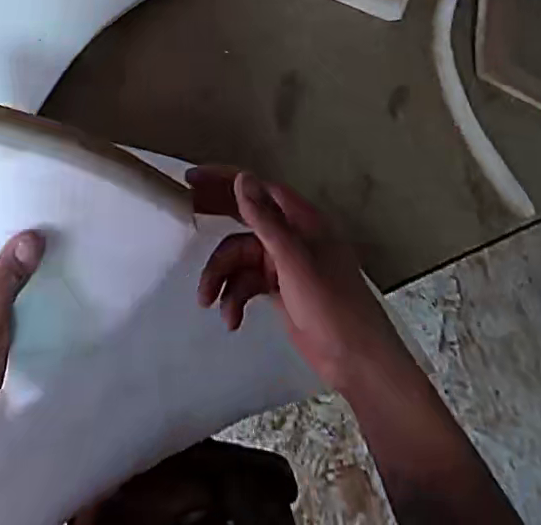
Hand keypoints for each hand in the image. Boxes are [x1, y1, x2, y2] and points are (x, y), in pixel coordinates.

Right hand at [189, 167, 413, 393]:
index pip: (258, 188)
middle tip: (184, 213)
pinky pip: (246, 283)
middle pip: (246, 216)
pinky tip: (232, 320)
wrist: (356, 362)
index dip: (225, 179)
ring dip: (221, 277)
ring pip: (240, 256)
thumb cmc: (332, 304)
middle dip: (215, 218)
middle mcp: (291, 235)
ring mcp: (283, 263)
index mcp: (301, 219)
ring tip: (208, 301)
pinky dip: (234, 299)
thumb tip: (241, 178)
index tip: (192, 180)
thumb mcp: (293, 260)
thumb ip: (265, 220)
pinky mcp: (278, 289)